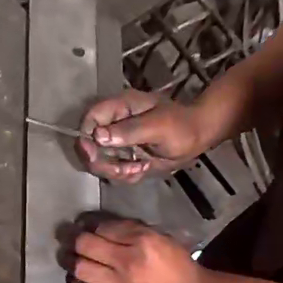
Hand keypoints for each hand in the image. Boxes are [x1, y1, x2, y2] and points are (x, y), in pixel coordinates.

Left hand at [66, 218, 204, 282]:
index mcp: (142, 240)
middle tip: (68, 239)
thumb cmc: (179, 266)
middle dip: (73, 240)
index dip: (89, 225)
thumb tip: (104, 228)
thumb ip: (134, 231)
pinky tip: (75, 280)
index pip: (103, 228)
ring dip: (70, 261)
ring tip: (68, 258)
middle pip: (85, 246)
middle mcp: (128, 261)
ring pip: (81, 269)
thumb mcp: (161, 238)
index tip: (83, 226)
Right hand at [78, 91, 213, 182]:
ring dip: (116, 171)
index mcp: (120, 108)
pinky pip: (114, 171)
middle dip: (102, 162)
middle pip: (89, 145)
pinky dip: (126, 175)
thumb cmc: (181, 126)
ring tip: (140, 168)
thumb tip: (98, 136)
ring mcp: (118, 142)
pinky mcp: (125, 157)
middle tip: (124, 169)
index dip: (85, 136)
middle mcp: (114, 124)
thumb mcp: (158, 126)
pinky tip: (143, 168)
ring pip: (100, 162)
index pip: (90, 118)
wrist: (197, 138)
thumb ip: (129, 130)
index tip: (92, 153)